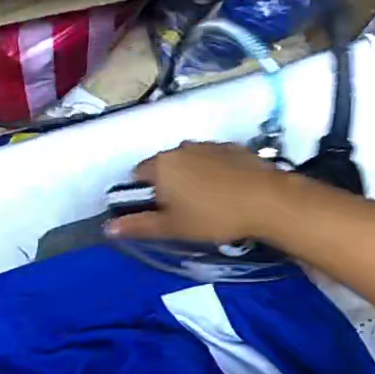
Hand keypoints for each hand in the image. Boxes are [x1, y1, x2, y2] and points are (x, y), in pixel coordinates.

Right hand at [105, 141, 299, 244]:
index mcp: (161, 165)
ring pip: (190, 160)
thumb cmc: (213, 216)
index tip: (157, 212)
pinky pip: (214, 159)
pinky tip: (228, 191)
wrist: (267, 201)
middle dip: (168, 184)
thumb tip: (107, 227)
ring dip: (192, 176)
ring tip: (208, 202)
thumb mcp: (172, 227)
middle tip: (182, 211)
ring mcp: (209, 145)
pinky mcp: (234, 148)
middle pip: (164, 165)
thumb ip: (138, 225)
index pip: (138, 174)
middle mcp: (181, 148)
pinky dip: (215, 171)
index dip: (143, 194)